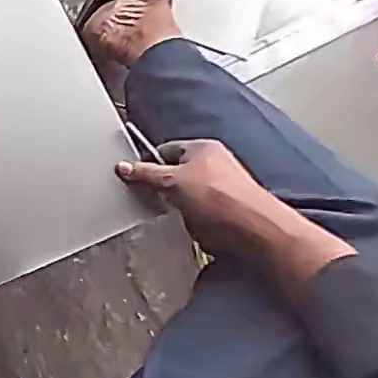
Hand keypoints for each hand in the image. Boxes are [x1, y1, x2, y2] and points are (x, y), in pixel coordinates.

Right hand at [116, 139, 296, 254]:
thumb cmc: (217, 198)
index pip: (164, 149)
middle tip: (151, 196)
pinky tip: (186, 223)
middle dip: (162, 186)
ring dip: (176, 204)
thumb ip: (144, 173)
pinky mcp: (225, 209)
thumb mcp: (171, 181)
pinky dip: (188, 217)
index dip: (148, 162)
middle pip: (174, 172)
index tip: (134, 177)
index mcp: (203, 147)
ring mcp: (221, 186)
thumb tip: (122, 166)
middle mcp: (214, 163)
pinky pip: (196, 210)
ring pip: (184, 193)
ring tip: (172, 212)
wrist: (254, 230)